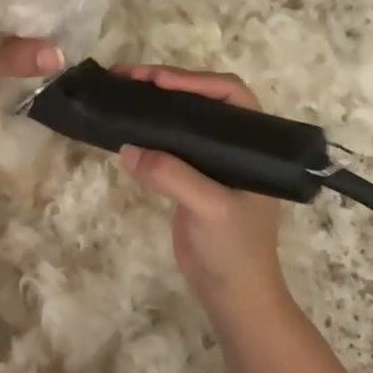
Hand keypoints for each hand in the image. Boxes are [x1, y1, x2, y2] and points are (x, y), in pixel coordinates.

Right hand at [115, 65, 289, 305]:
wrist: (232, 297)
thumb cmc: (234, 249)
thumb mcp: (208, 208)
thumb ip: (172, 174)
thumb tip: (128, 148)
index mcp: (252, 144)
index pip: (229, 94)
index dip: (194, 81)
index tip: (157, 81)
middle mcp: (234, 145)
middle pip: (201, 98)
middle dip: (166, 82)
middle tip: (128, 76)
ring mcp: (210, 159)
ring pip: (182, 116)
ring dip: (153, 101)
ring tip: (119, 88)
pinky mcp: (189, 176)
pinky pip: (168, 140)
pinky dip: (147, 127)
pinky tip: (123, 124)